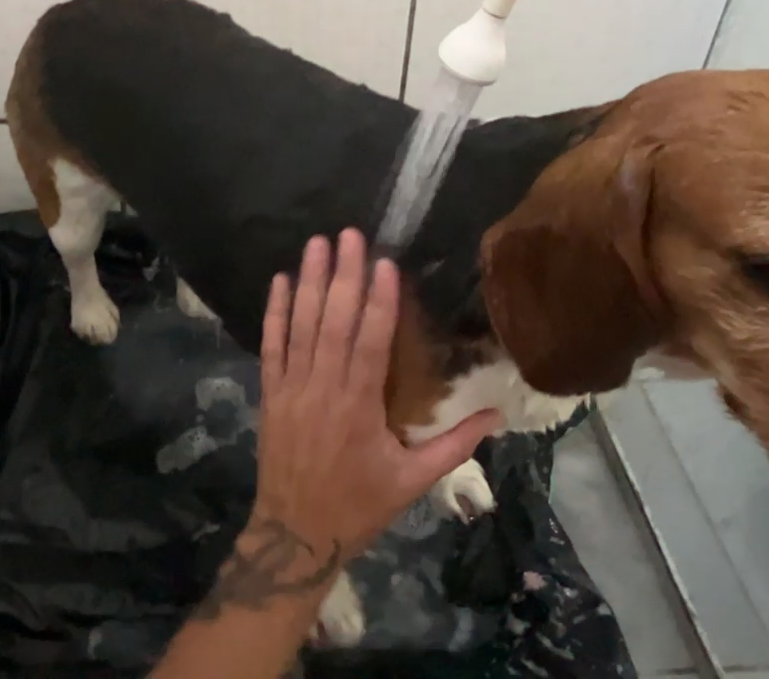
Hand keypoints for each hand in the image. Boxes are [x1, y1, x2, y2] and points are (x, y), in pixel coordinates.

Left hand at [251, 230, 499, 560]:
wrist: (295, 534)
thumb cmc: (359, 506)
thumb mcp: (413, 482)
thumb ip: (455, 446)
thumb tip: (497, 414)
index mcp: (360, 407)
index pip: (370, 342)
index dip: (378, 301)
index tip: (385, 263)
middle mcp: (323, 389)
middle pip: (332, 323)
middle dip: (342, 276)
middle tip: (349, 234)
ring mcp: (291, 388)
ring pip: (300, 326)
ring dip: (309, 283)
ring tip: (316, 244)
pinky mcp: (270, 393)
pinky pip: (270, 346)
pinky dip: (275, 312)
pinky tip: (280, 281)